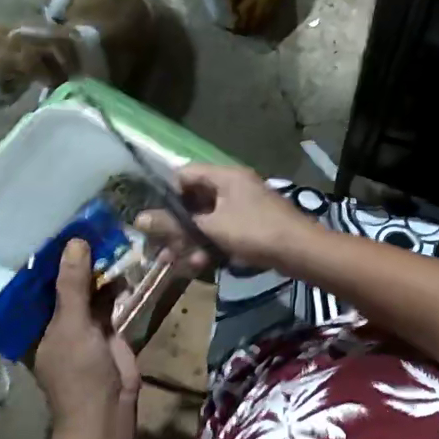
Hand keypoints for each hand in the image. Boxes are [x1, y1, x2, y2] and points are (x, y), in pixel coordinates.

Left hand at [33, 239, 138, 428]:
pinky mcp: (108, 329)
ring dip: (101, 268)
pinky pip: (110, 300)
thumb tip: (75, 242)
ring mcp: (84, 325)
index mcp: (36, 322)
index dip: (51, 256)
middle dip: (80, 259)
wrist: (106, 410)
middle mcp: (57, 320)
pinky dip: (117, 284)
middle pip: (67, 283)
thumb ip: (73, 285)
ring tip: (112, 235)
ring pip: (90, 290)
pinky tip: (126, 263)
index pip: (39, 282)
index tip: (64, 225)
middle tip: (94, 224)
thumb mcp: (72, 325)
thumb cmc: (78, 371)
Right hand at [135, 164, 318, 273]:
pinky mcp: (251, 227)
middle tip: (159, 246)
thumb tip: (138, 219)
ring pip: (207, 220)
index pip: (185, 174)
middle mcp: (233, 186)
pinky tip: (199, 265)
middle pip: (194, 200)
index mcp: (225, 176)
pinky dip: (209, 246)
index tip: (152, 215)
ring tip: (175, 262)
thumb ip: (175, 224)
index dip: (165, 193)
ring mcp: (243, 207)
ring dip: (190, 240)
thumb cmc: (254, 232)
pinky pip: (222, 232)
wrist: (300, 251)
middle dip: (176, 225)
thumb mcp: (211, 228)